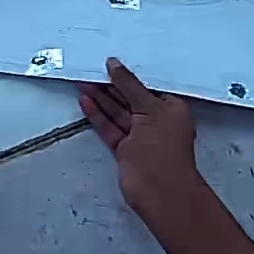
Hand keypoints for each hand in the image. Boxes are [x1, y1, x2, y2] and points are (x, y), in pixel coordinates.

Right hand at [78, 57, 204, 220]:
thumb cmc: (164, 148)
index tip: (111, 62)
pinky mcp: (124, 149)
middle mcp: (156, 121)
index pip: (148, 86)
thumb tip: (114, 64)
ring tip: (82, 81)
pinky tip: (85, 101)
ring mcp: (139, 136)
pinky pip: (109, 127)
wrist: (160, 191)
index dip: (130, 75)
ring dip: (100, 98)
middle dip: (111, 85)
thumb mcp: (150, 108)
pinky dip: (97, 115)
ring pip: (117, 112)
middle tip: (91, 70)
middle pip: (130, 98)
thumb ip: (129, 84)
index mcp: (171, 109)